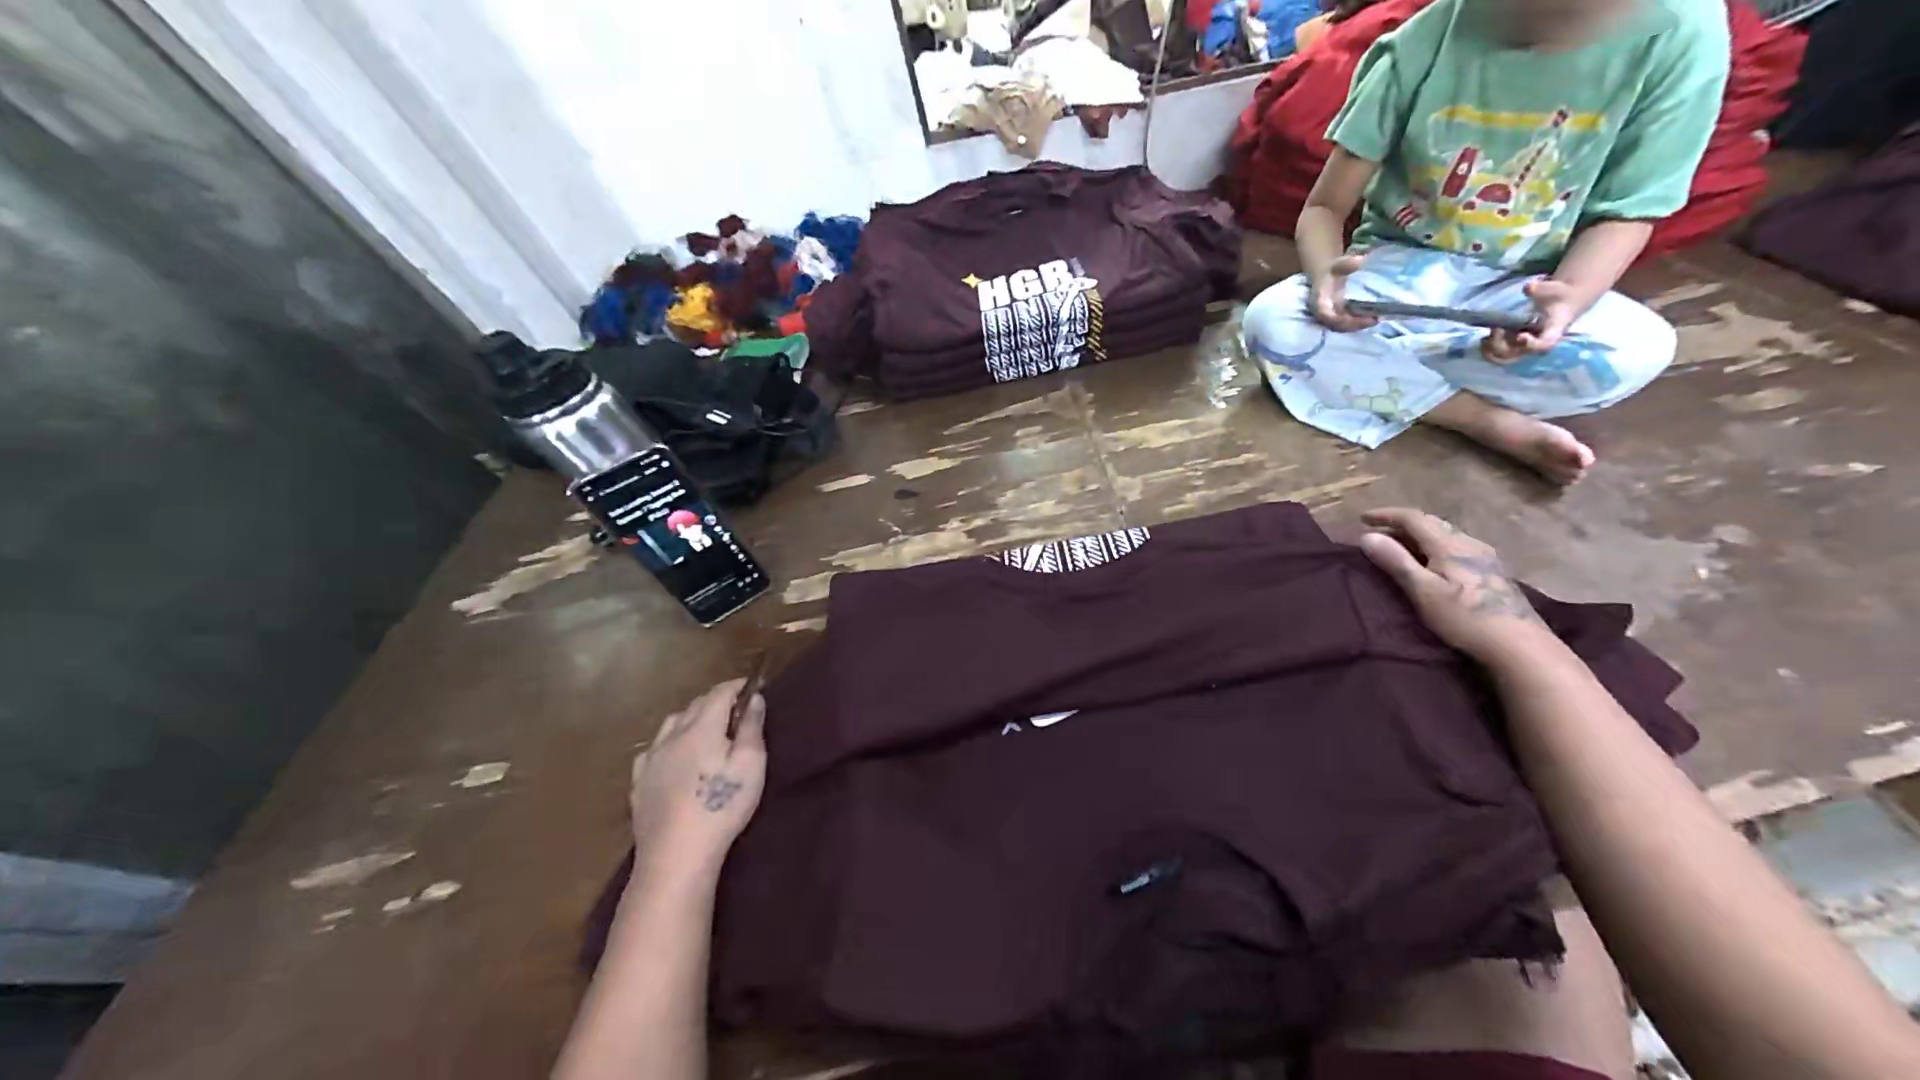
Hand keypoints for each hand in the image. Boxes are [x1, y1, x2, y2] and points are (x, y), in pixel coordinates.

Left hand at [629, 679, 766, 884]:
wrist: (676, 855)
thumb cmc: (721, 806)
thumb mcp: (750, 766)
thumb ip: (752, 728)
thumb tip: (754, 698)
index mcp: (702, 728)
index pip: (719, 693)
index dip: (736, 686)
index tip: (750, 685)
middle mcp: (672, 736)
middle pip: (695, 705)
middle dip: (715, 700)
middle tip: (734, 708)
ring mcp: (651, 759)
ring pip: (670, 724)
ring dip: (690, 718)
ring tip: (704, 728)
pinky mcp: (638, 783)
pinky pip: (652, 750)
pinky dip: (667, 743)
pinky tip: (671, 756)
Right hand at [1308, 254, 1378, 332]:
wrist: (1326, 276)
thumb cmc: (1332, 270)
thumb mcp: (1339, 264)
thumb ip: (1348, 263)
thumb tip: (1362, 260)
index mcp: (1319, 301)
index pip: (1325, 315)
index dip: (1339, 319)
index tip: (1351, 316)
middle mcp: (1322, 313)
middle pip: (1336, 325)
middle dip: (1354, 324)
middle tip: (1374, 320)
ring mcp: (1330, 317)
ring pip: (1342, 327)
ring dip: (1358, 326)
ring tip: (1375, 319)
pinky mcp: (1337, 318)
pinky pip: (1346, 325)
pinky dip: (1359, 324)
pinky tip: (1372, 318)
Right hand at [1357, 508, 1558, 663]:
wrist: (1519, 646)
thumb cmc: (1465, 617)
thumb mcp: (1423, 591)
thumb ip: (1395, 561)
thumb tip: (1367, 536)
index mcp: (1450, 544)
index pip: (1413, 518)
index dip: (1386, 515)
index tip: (1362, 519)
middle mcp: (1469, 543)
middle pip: (1432, 523)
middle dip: (1402, 524)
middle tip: (1379, 534)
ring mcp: (1485, 557)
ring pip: (1445, 535)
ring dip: (1419, 536)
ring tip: (1400, 547)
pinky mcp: (1493, 572)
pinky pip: (1456, 547)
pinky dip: (1434, 547)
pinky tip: (1432, 562)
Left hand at [1481, 278, 1582, 361]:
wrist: (1560, 302)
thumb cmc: (1558, 296)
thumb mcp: (1554, 289)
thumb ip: (1542, 289)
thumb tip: (1528, 287)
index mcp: (1553, 331)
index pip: (1544, 344)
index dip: (1532, 344)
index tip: (1520, 336)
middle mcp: (1537, 343)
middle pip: (1518, 354)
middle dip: (1502, 346)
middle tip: (1495, 330)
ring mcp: (1524, 347)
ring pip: (1505, 358)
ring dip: (1492, 350)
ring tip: (1485, 338)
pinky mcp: (1513, 346)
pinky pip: (1497, 355)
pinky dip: (1488, 350)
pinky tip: (1484, 340)